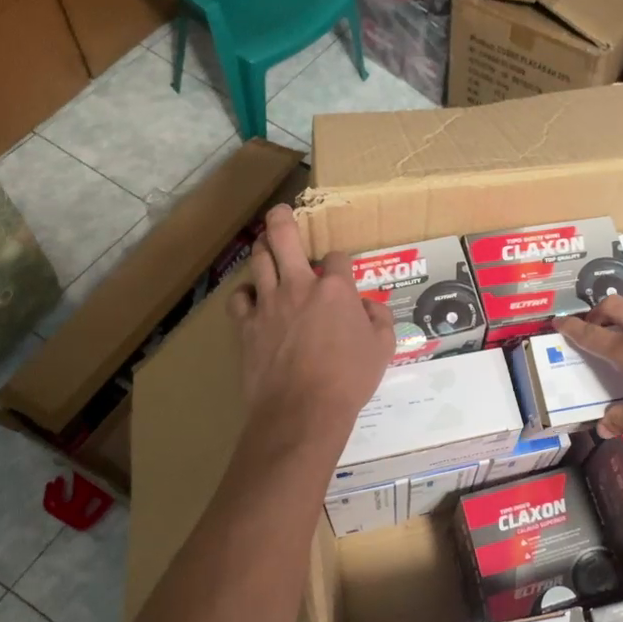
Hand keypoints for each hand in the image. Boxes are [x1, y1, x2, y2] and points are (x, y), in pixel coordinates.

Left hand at [229, 206, 395, 446]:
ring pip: (259, 260)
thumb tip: (367, 307)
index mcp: (336, 289)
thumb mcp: (383, 349)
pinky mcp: (246, 325)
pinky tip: (252, 297)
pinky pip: (239, 297)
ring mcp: (269, 303)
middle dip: (281, 218)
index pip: (338, 257)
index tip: (342, 271)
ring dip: (261, 247)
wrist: (302, 410)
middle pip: (285, 238)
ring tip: (263, 243)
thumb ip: (378, 320)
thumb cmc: (349, 380)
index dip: (341, 260)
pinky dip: (246, 293)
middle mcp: (300, 286)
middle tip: (280, 211)